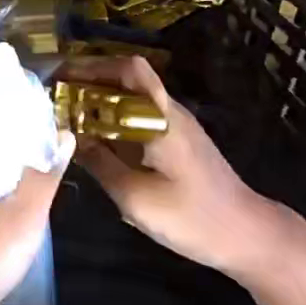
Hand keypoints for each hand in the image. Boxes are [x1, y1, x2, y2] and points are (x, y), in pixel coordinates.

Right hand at [65, 57, 298, 280]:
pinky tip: (91, 140)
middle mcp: (168, 112)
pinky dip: (110, 119)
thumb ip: (99, 163)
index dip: (92, 66)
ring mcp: (174, 126)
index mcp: (161, 117)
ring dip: (96, 101)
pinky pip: (136, 117)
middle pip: (125, 78)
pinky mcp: (175, 142)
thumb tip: (66, 137)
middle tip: (53, 99)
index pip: (129, 69)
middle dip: (86, 82)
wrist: (252, 239)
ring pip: (129, 97)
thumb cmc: (194, 218)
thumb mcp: (136, 197)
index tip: (59, 80)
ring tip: (64, 117)